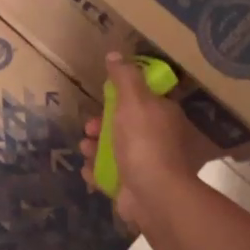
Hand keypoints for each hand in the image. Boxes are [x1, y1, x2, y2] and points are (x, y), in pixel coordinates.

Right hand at [81, 53, 214, 231]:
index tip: (102, 101)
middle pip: (125, 127)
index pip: (142, 102)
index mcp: (165, 117)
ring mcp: (149, 167)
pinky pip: (112, 177)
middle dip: (102, 126)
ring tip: (85, 150)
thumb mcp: (133, 101)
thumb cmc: (144, 142)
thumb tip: (115, 55)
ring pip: (116, 152)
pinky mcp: (136, 188)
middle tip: (89, 129)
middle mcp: (160, 140)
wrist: (153, 194)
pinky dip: (98, 173)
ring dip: (96, 149)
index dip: (119, 100)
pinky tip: (89, 171)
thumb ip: (124, 77)